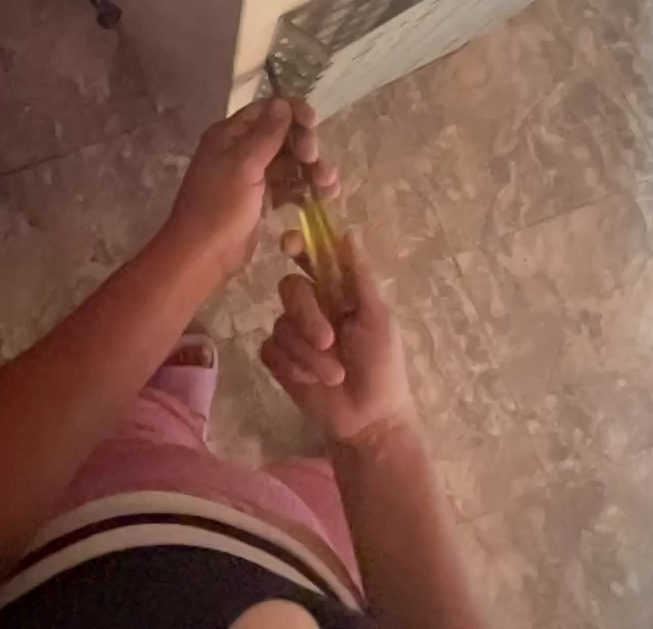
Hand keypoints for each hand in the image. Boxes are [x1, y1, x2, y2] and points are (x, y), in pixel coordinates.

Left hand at [156, 98, 335, 279]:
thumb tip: (283, 102)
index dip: (292, 113)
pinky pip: (289, 185)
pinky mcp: (262, 199)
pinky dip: (305, 189)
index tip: (313, 123)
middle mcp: (241, 150)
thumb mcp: (243, 166)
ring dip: (312, 170)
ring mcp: (253, 175)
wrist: (203, 257)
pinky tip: (323, 197)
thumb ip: (266, 135)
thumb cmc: (218, 208)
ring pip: (290, 162)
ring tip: (329, 186)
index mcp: (230, 135)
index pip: (267, 111)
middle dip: (305, 146)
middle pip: (283, 136)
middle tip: (314, 162)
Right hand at [261, 234, 415, 446]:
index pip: (309, 257)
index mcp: (335, 291)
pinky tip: (310, 382)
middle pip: (290, 288)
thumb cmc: (382, 366)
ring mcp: (292, 333)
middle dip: (308, 316)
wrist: (369, 420)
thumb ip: (359, 277)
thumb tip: (348, 232)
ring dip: (308, 354)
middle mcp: (310, 307)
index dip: (296, 245)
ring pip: (280, 324)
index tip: (288, 246)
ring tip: (333, 376)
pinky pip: (270, 349)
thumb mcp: (378, 319)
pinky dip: (292, 367)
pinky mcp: (278, 360)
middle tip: (328, 341)